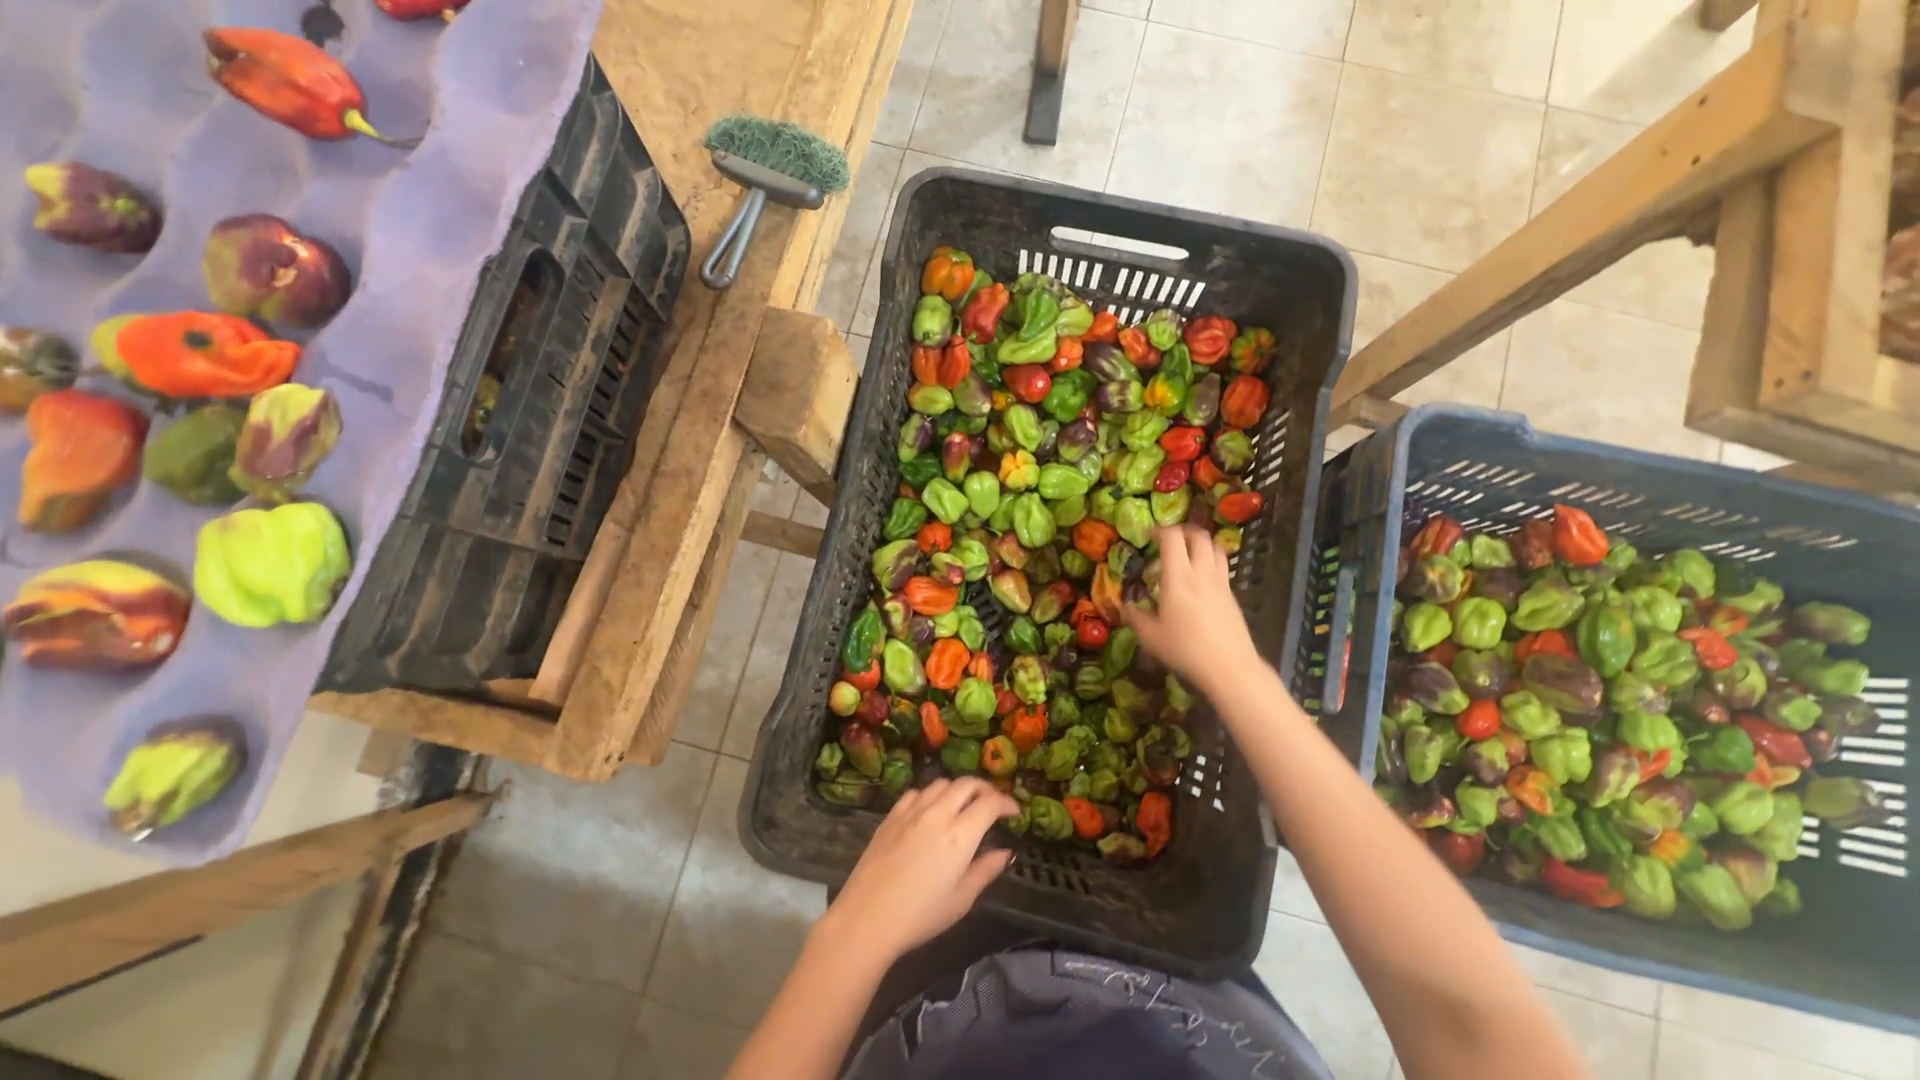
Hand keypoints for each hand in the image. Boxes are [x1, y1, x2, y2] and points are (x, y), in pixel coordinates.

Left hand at [819, 777, 1018, 964]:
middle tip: (993, 804)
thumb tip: (1006, 853)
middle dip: (985, 789)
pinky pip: (915, 793)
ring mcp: (910, 813)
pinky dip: (930, 795)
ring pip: (940, 783)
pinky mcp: (890, 818)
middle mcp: (937, 814)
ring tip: (963, 805)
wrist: (867, 919)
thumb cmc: (920, 916)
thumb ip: (985, 870)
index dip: (1006, 802)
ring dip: (958, 789)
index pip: (990, 803)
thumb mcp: (961, 899)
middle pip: (966, 784)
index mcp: (960, 835)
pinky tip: (930, 810)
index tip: (1014, 811)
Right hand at [1124, 525, 1258, 694]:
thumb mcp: (1151, 637)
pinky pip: (1222, 567)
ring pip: (1216, 548)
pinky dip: (1211, 562)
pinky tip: (1201, 579)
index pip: (1173, 538)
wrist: (1229, 666)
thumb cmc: (1185, 649)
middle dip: (1184, 531)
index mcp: (1178, 578)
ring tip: (1189, 553)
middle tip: (1170, 540)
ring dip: (1201, 543)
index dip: (1161, 530)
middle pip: (1199, 536)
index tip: (1150, 535)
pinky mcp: (1232, 595)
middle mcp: (1201, 573)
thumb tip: (1127, 607)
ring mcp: (1221, 583)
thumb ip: (1136, 618)